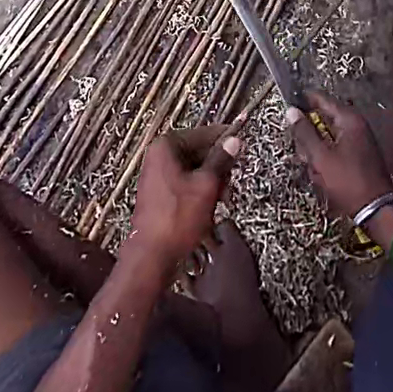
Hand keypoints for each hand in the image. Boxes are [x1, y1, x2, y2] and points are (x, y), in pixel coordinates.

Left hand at [130, 126, 241, 265]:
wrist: (152, 257)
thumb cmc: (176, 219)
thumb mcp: (206, 185)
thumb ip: (221, 160)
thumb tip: (234, 141)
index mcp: (166, 147)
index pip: (203, 133)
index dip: (224, 139)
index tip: (240, 143)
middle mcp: (159, 157)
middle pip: (199, 152)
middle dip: (217, 168)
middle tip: (228, 184)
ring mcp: (158, 176)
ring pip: (195, 170)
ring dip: (211, 183)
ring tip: (221, 200)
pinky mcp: (160, 195)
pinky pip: (186, 185)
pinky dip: (200, 193)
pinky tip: (209, 208)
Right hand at [288, 91, 392, 218]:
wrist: (375, 209)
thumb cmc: (347, 180)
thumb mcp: (321, 157)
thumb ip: (304, 133)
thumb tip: (291, 111)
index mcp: (349, 119)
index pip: (322, 99)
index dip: (303, 101)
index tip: (287, 106)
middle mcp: (355, 124)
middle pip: (323, 119)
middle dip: (309, 135)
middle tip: (303, 153)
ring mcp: (358, 139)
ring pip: (327, 136)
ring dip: (316, 150)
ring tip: (314, 168)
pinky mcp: (358, 154)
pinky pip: (335, 148)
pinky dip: (326, 158)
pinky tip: (321, 174)